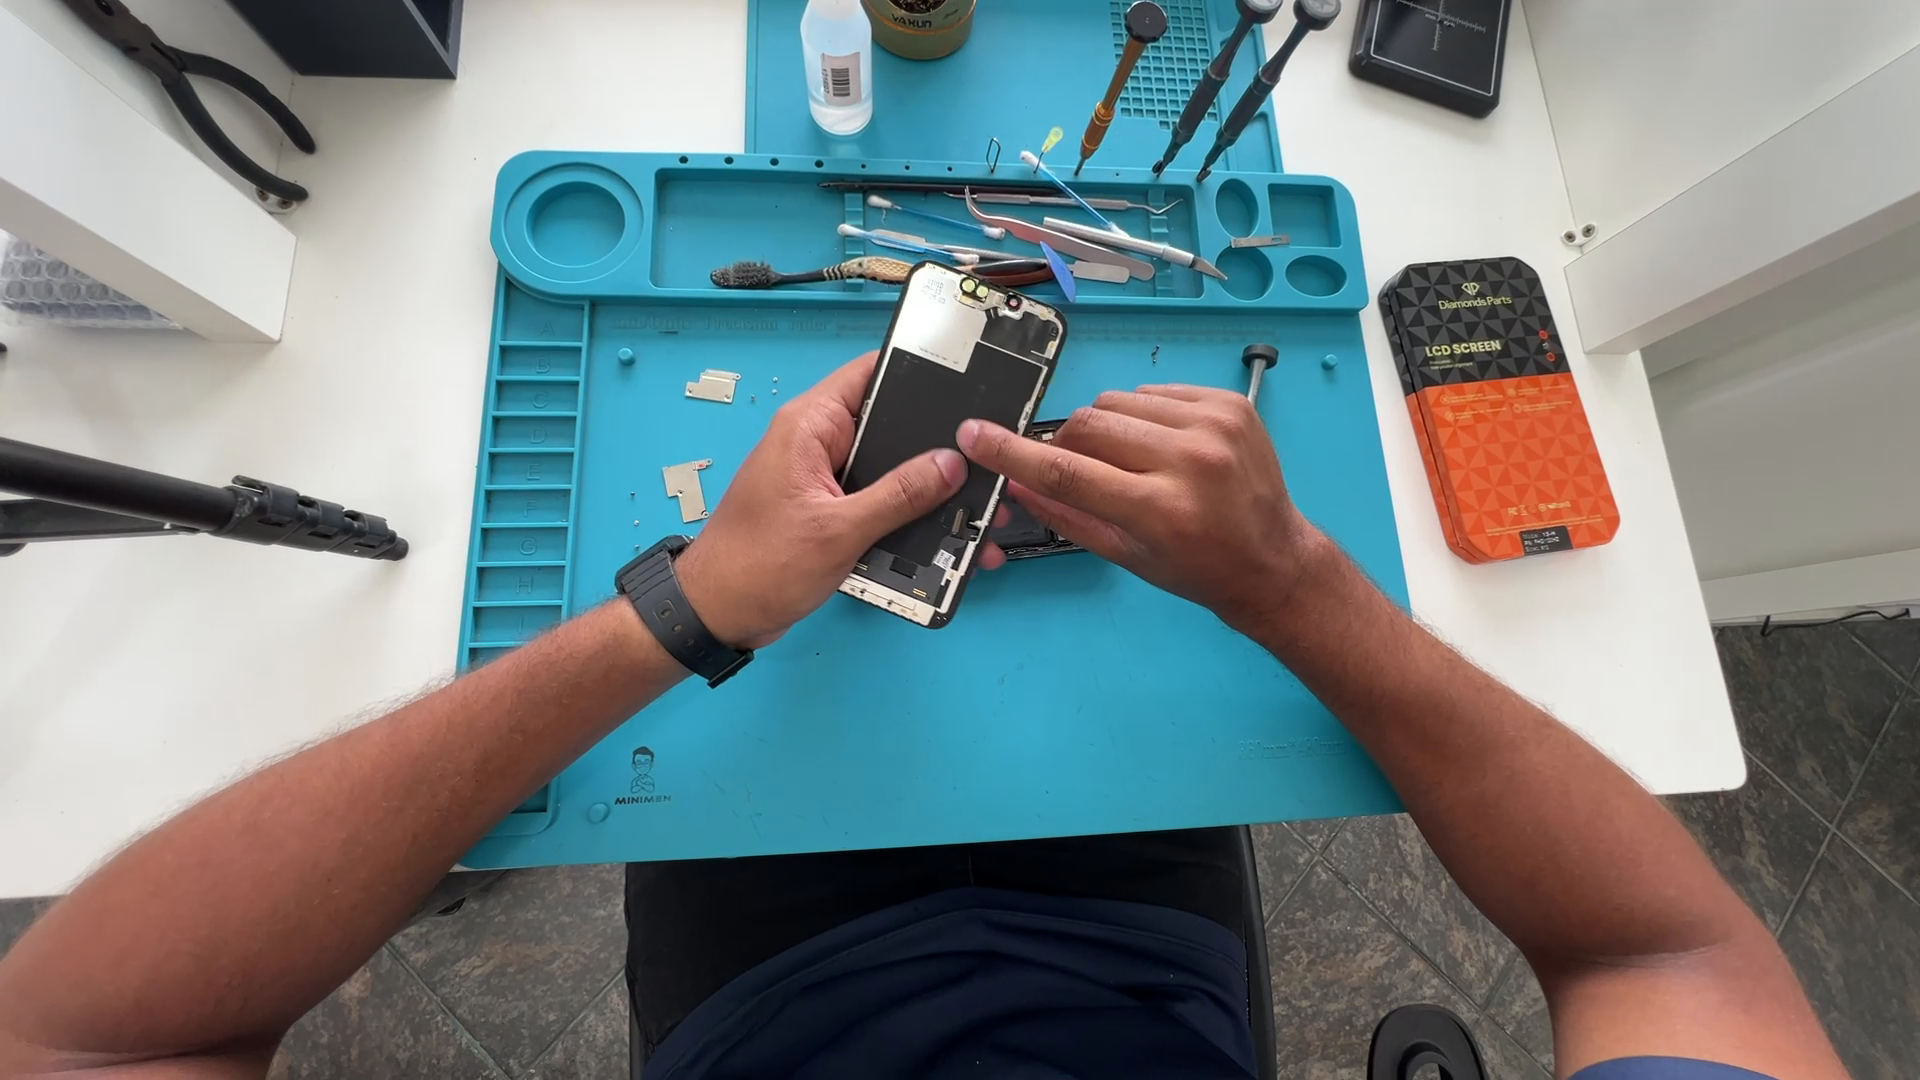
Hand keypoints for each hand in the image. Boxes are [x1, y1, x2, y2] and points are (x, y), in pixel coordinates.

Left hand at [675, 352, 1004, 648]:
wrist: (720, 614)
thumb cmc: (760, 566)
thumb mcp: (839, 529)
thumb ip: (899, 495)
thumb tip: (950, 464)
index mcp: (810, 425)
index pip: (870, 373)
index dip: (919, 373)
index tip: (967, 387)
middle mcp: (818, 442)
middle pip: (888, 424)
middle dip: (933, 443)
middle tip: (984, 459)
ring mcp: (825, 477)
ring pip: (888, 466)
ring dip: (924, 485)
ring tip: (971, 504)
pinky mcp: (831, 508)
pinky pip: (878, 498)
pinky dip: (905, 512)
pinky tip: (940, 529)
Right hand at [956, 384, 1325, 638]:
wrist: (1273, 559)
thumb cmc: (1195, 568)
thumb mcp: (1123, 554)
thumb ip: (1065, 514)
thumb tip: (1015, 481)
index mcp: (1160, 510)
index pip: (1067, 471)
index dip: (1012, 452)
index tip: (975, 435)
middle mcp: (1189, 460)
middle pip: (1087, 425)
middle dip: (1068, 445)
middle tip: (1082, 470)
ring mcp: (1214, 425)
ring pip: (1115, 402)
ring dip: (1106, 430)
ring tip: (1132, 461)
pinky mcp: (1229, 403)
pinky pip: (1152, 393)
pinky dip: (1141, 416)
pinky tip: (1160, 446)